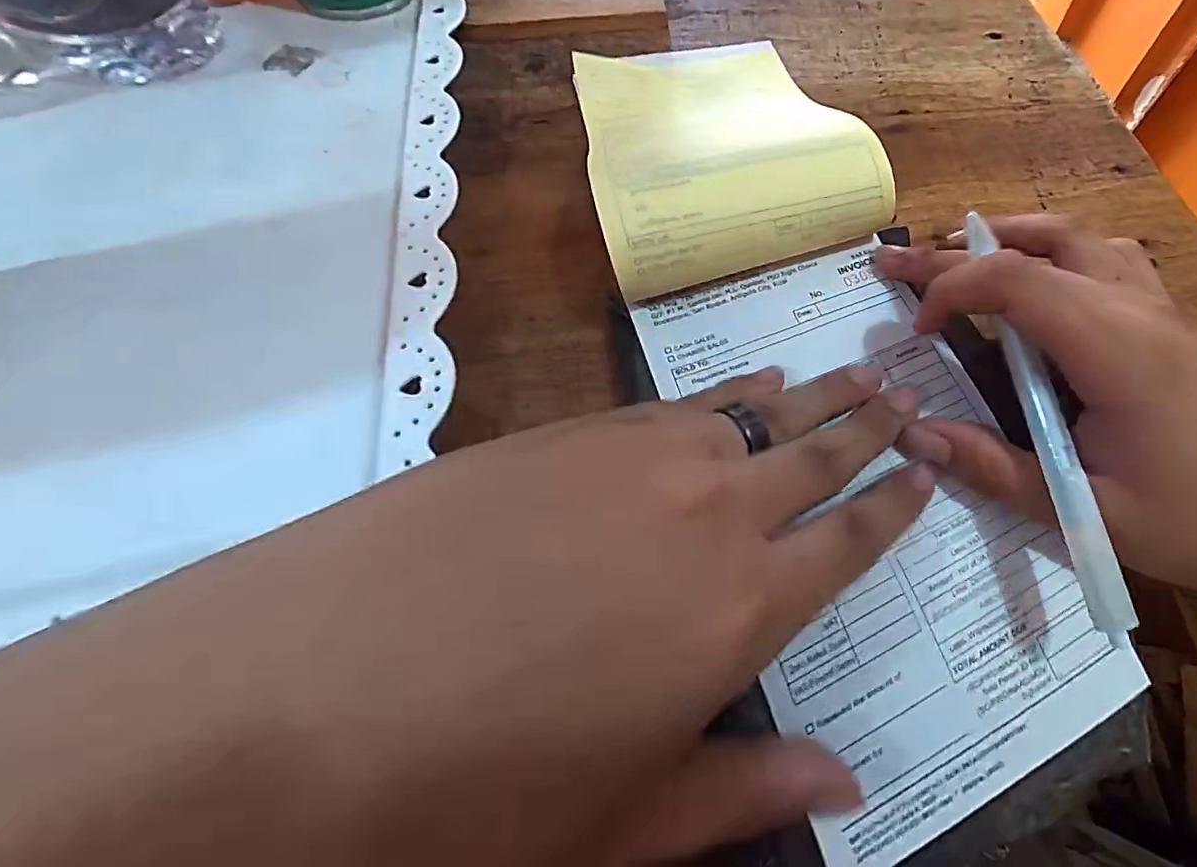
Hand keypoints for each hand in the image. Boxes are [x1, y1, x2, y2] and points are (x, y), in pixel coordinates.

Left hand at [0, 366, 931, 866]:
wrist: (269, 706)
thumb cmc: (459, 797)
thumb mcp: (616, 825)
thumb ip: (745, 790)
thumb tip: (852, 784)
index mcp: (740, 614)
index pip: (851, 541)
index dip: (896, 505)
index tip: (926, 470)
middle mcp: (715, 518)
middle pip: (820, 457)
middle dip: (872, 427)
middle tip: (906, 396)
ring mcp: (647, 460)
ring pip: (763, 415)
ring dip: (817, 397)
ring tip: (856, 375)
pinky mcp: (583, 430)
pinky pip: (689, 401)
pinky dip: (736, 391)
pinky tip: (757, 382)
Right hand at [875, 215, 1196, 613]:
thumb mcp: (1090, 511)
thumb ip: (997, 469)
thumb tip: (917, 435)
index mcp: (1117, 348)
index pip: (1015, 279)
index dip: (951, 288)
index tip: (919, 329)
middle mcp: (1140, 308)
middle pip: (1039, 243)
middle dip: (960, 249)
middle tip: (901, 260)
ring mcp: (1164, 309)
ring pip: (1080, 239)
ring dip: (1016, 239)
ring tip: (968, 258)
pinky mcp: (1176, 323)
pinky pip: (1110, 260)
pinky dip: (1061, 255)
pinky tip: (1050, 290)